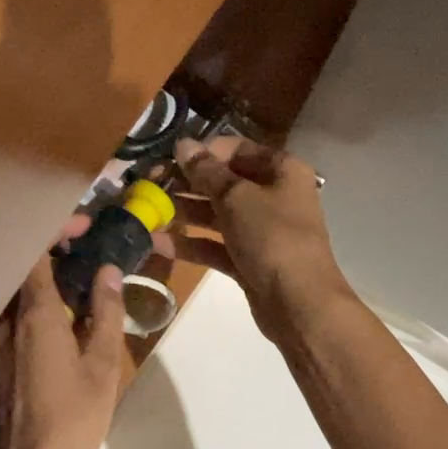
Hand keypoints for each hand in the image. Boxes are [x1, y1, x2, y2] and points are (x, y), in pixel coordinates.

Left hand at [0, 217, 126, 448]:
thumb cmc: (74, 419)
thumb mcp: (103, 367)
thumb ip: (107, 314)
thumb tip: (108, 272)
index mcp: (35, 316)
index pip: (36, 253)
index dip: (57, 229)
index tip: (84, 226)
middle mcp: (5, 322)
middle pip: (20, 270)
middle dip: (50, 251)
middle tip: (82, 251)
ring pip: (12, 295)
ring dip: (39, 281)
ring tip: (72, 284)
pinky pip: (8, 318)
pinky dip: (29, 307)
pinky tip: (54, 323)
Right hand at [170, 137, 352, 336]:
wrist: (298, 303)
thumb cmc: (272, 238)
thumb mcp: (237, 197)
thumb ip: (206, 172)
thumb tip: (183, 145)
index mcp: (281, 171)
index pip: (238, 150)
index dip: (204, 151)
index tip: (171, 158)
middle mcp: (274, 197)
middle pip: (225, 183)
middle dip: (188, 184)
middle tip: (151, 186)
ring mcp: (261, 232)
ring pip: (218, 216)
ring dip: (185, 214)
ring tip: (149, 214)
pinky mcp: (249, 262)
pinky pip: (217, 246)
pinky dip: (192, 244)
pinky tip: (159, 244)